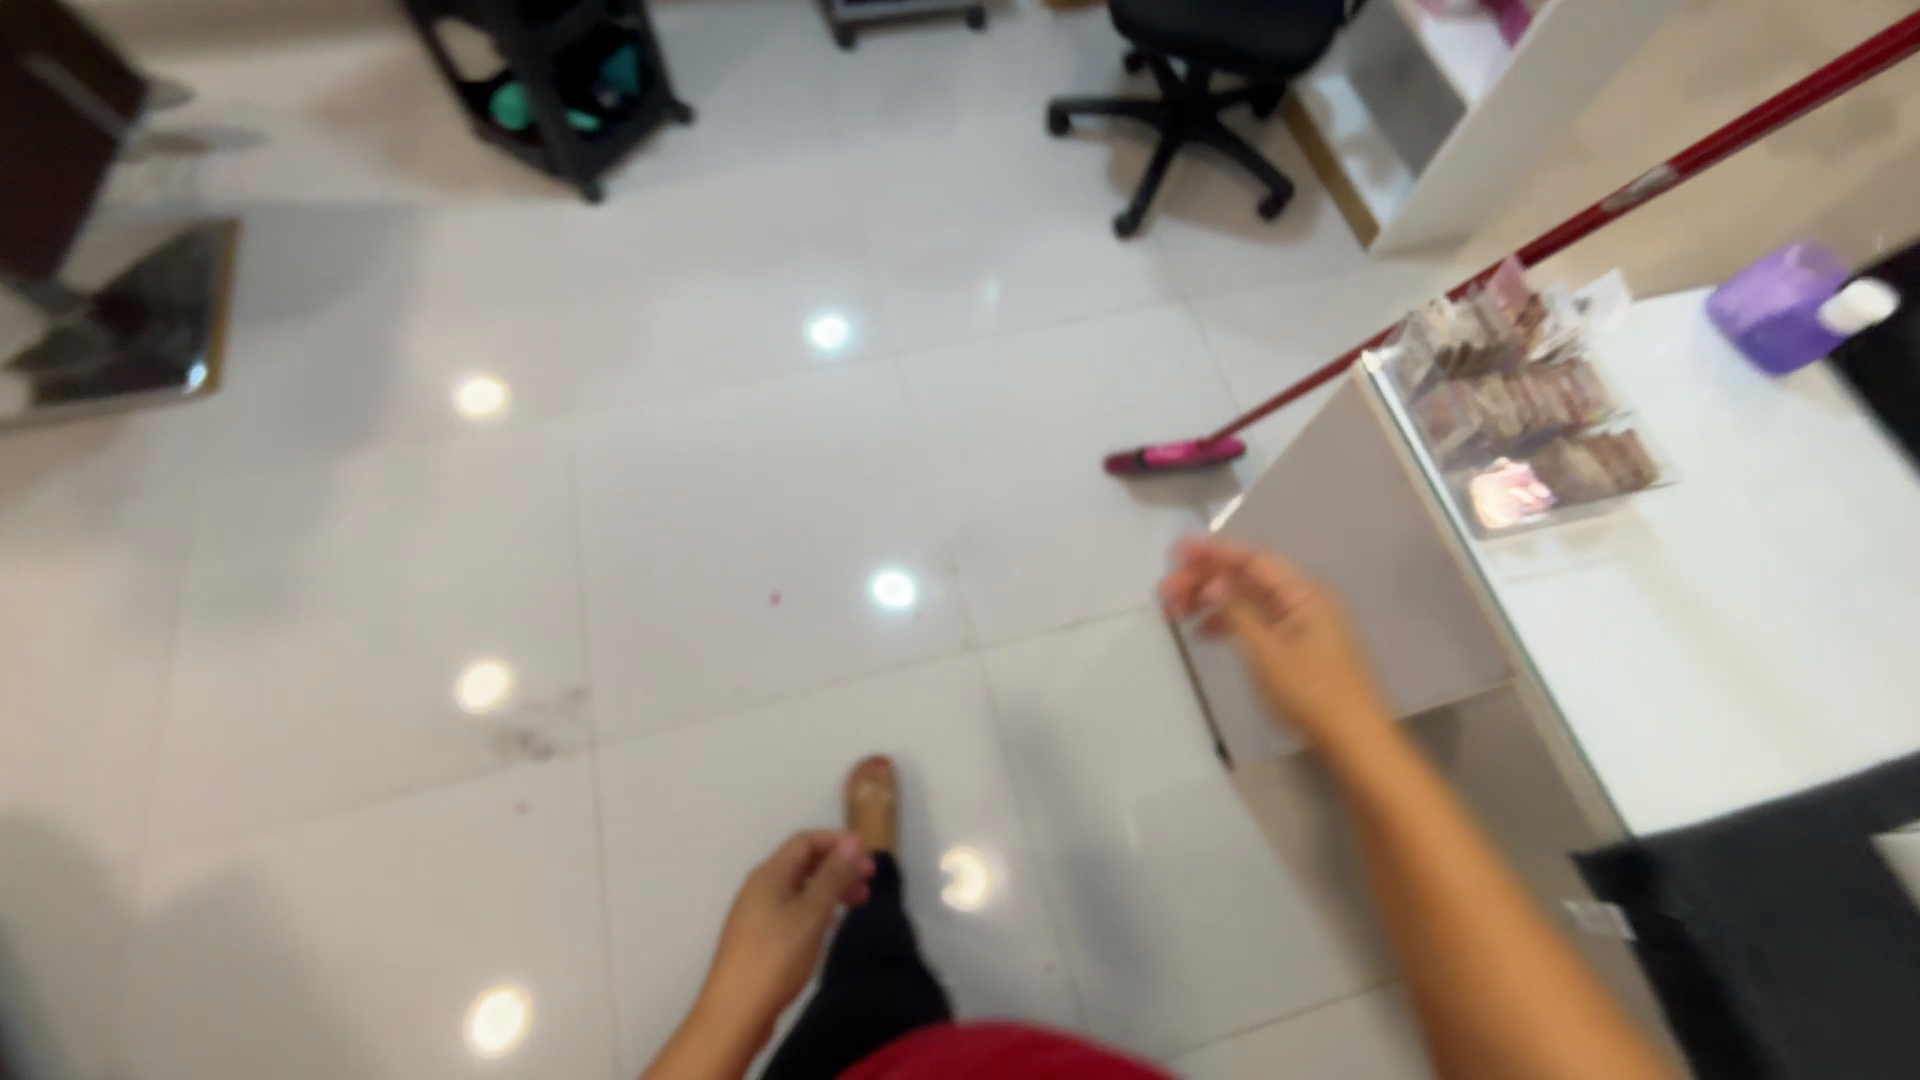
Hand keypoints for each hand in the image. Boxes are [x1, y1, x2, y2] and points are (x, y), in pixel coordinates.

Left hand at [696, 831, 874, 1036]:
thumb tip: (852, 841)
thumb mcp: (811, 914)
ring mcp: (758, 914)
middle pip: (804, 863)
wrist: (733, 1017)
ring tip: (859, 902)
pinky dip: (818, 908)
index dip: (837, 842)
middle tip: (869, 880)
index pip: (806, 841)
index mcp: (770, 874)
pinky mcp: (760, 939)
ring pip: (801, 888)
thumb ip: (832, 876)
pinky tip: (832, 923)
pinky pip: (794, 910)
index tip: (867, 855)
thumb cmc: (774, 958)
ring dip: (831, 888)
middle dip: (838, 866)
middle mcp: (761, 888)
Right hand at [1161, 535, 1390, 749]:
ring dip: (1211, 600)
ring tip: (1175, 611)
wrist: (1354, 738)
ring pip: (1247, 598)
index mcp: (1303, 593)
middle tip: (1165, 591)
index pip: (1252, 559)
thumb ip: (1237, 612)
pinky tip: (1203, 633)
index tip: (1176, 551)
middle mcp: (1303, 598)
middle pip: (1246, 576)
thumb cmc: (1312, 693)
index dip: (1213, 551)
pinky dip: (1228, 621)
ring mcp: (1300, 621)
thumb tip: (1212, 580)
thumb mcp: (1267, 651)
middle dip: (1204, 579)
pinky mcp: (1296, 642)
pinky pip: (1255, 618)